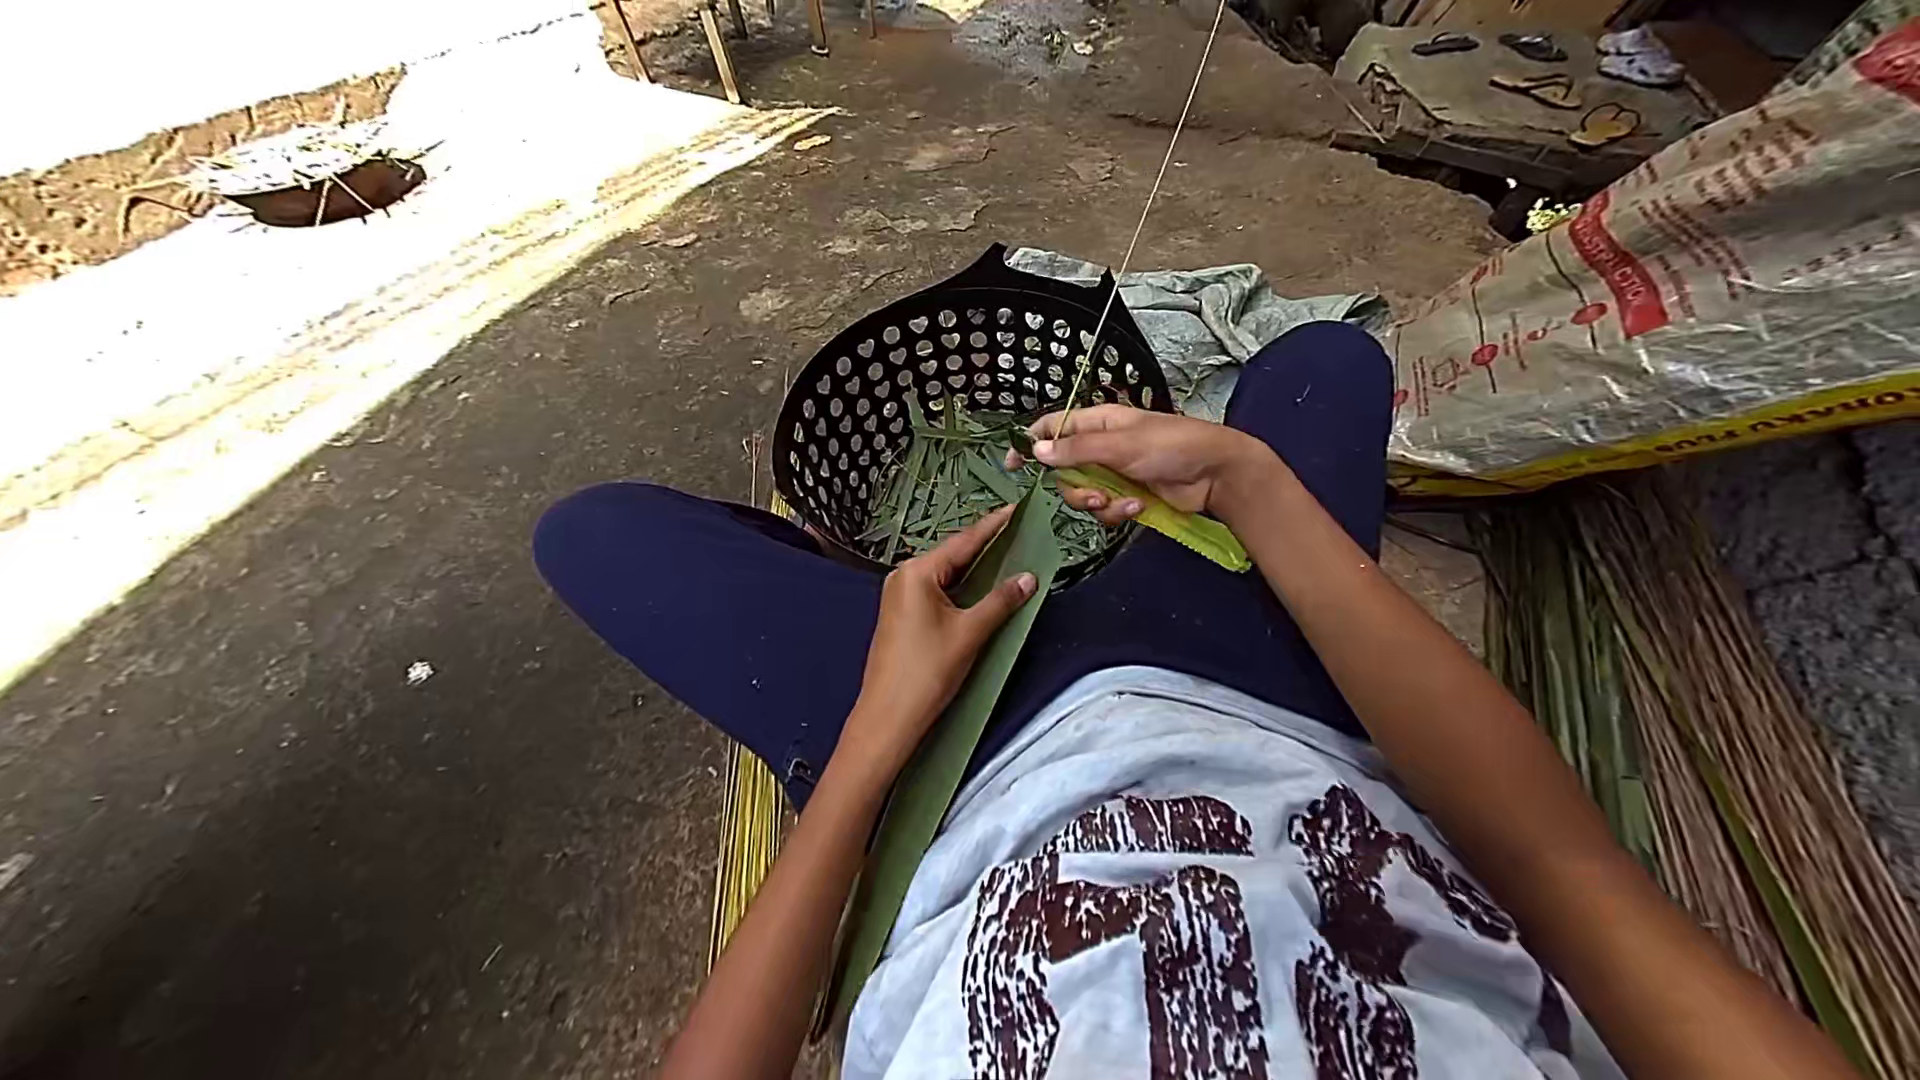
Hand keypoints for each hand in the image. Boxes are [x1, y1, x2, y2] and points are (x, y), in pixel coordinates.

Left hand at [837, 506, 1038, 779]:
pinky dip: (962, 588)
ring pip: (946, 574)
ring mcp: (900, 595)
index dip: (993, 526)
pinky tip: (982, 589)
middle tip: (1017, 533)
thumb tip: (1028, 578)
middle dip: (985, 547)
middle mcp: (904, 576)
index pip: (963, 542)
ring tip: (1007, 556)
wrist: (888, 716)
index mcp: (917, 573)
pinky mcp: (902, 614)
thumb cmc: (927, 671)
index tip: (1015, 509)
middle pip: (953, 555)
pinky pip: (937, 591)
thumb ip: (1000, 601)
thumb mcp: (969, 633)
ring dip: (975, 569)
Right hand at [1005, 405, 1283, 525]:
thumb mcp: (1121, 444)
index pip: (1052, 428)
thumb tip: (1036, 451)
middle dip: (1075, 489)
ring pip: (1081, 495)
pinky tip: (1137, 508)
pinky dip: (1117, 512)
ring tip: (1124, 503)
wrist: (1216, 474)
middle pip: (1063, 471)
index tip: (1012, 464)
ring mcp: (1112, 473)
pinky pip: (1103, 510)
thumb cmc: (1172, 445)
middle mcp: (1099, 447)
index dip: (1030, 443)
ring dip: (1098, 504)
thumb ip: (1076, 449)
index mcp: (1096, 422)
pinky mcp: (1124, 496)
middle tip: (1093, 496)